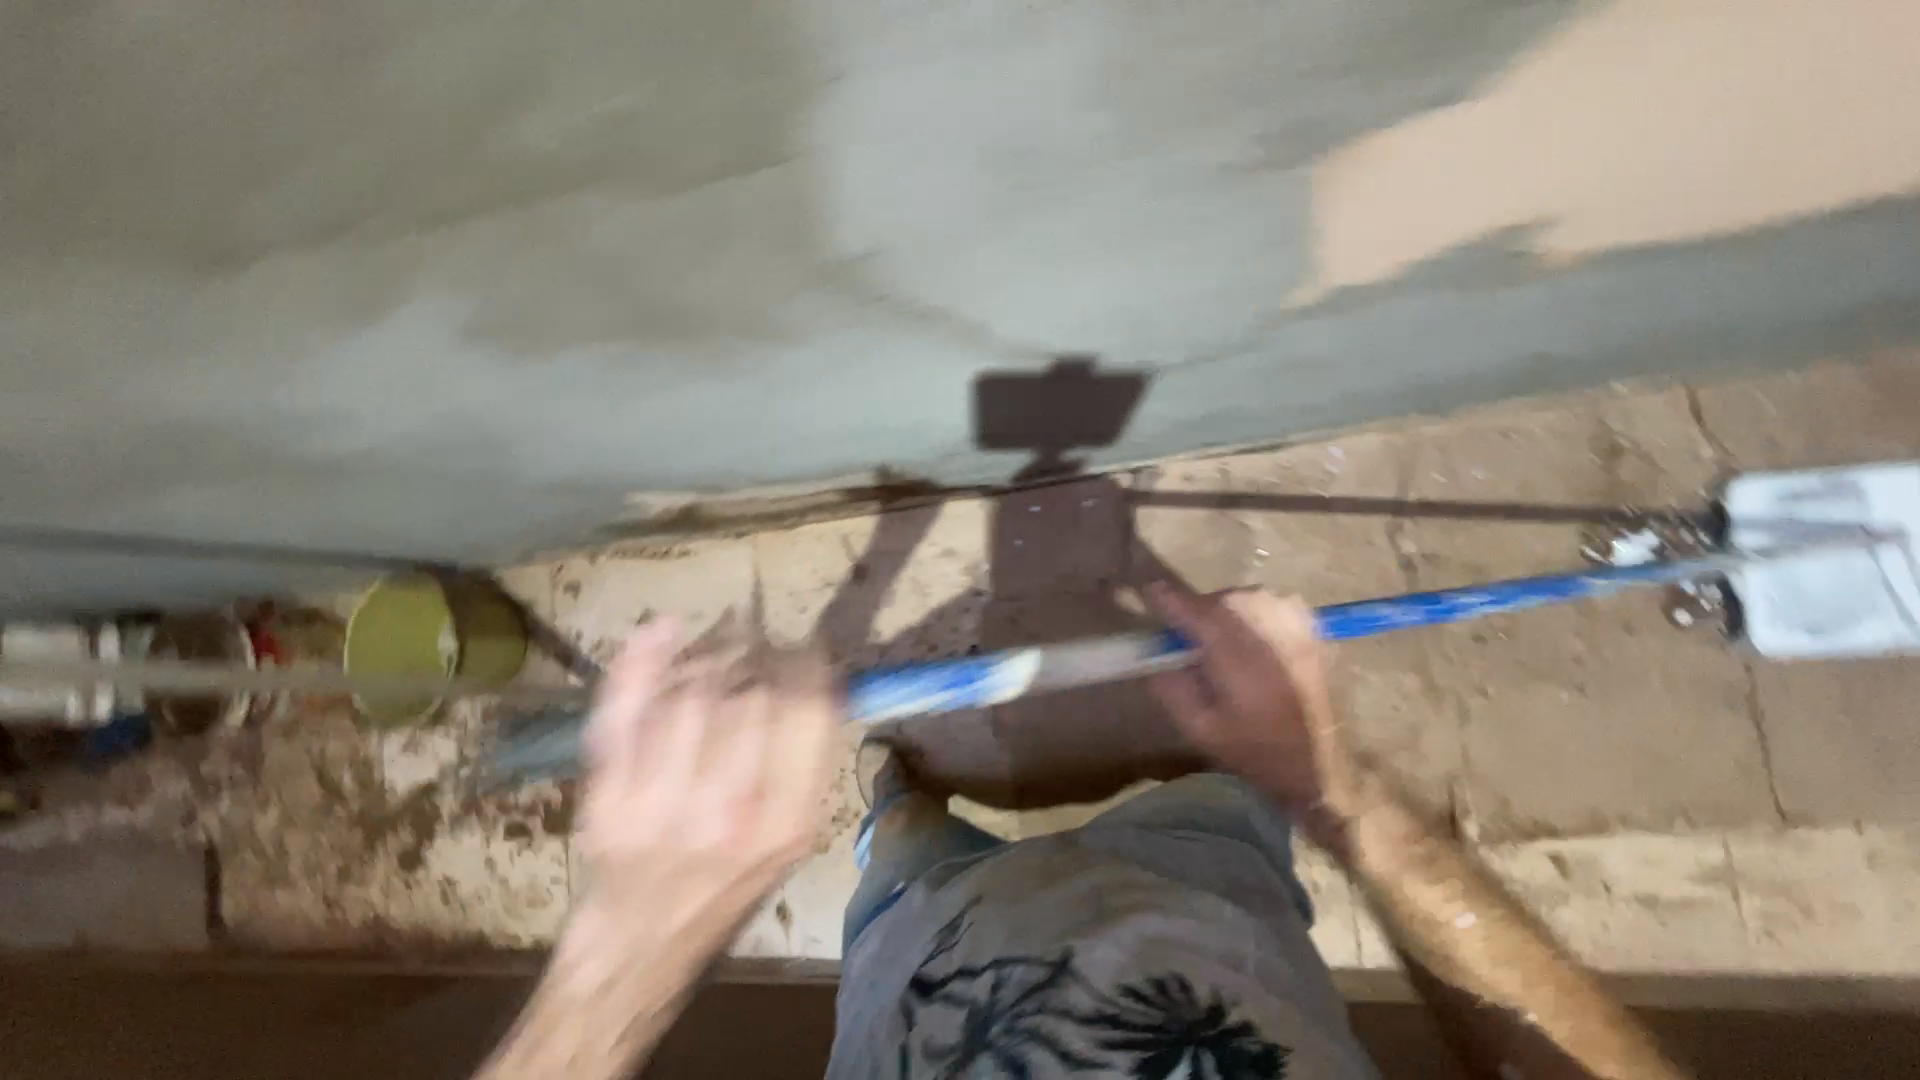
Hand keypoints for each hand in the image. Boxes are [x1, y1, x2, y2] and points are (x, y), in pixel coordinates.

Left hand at [560, 620, 843, 971]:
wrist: (640, 946)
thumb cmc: (727, 886)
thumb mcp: (790, 838)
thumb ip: (807, 762)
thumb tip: (822, 674)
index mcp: (786, 824)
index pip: (808, 712)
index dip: (807, 664)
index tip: (800, 646)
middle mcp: (727, 815)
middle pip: (750, 695)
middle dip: (756, 654)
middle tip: (755, 642)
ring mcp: (661, 807)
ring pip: (691, 695)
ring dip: (707, 656)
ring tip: (717, 646)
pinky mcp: (608, 801)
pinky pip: (625, 715)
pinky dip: (641, 664)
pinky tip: (661, 630)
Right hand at [1147, 586, 1356, 821]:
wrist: (1320, 765)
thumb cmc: (1256, 750)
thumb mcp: (1200, 729)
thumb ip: (1171, 688)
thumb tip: (1154, 656)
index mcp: (1237, 658)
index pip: (1195, 612)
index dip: (1168, 601)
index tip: (1149, 593)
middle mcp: (1269, 632)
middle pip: (1221, 600)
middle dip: (1198, 610)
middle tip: (1187, 636)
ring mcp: (1296, 627)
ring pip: (1247, 598)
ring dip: (1226, 611)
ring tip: (1220, 639)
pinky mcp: (1313, 630)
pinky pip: (1273, 603)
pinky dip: (1254, 612)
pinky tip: (1252, 636)